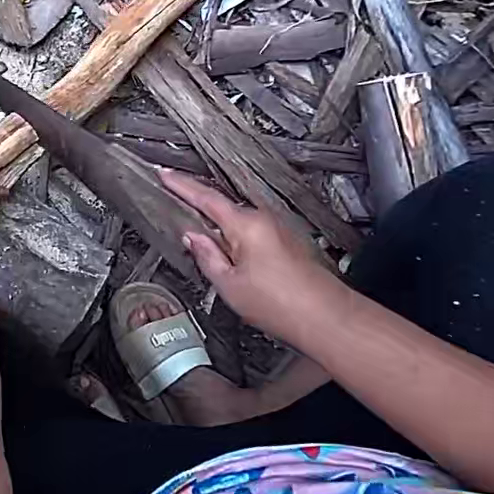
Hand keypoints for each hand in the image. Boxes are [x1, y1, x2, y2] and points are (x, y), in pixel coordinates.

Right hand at [161, 168, 350, 340]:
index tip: (165, 174)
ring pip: (237, 223)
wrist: (328, 319)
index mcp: (245, 225)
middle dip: (199, 212)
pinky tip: (233, 260)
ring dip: (220, 232)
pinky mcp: (285, 241)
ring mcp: (277, 229)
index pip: (205, 198)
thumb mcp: (229, 284)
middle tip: (178, 215)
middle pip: (221, 208)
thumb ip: (206, 256)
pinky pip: (251, 233)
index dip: (181, 185)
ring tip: (209, 253)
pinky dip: (236, 240)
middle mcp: (263, 220)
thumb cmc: (283, 305)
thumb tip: (193, 238)